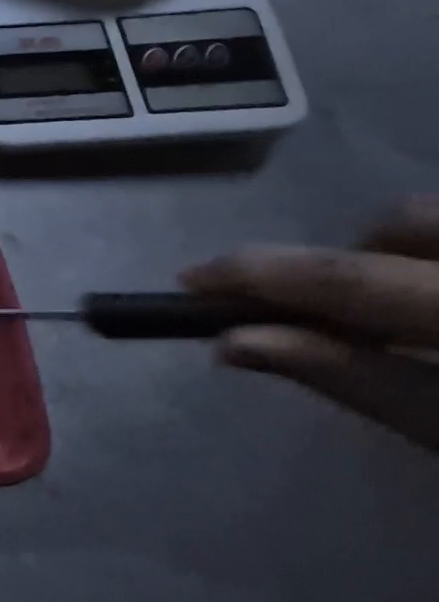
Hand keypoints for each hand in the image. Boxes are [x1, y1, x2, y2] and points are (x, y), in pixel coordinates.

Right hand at [182, 197, 438, 450]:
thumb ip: (361, 381)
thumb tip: (232, 342)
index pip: (348, 278)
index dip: (259, 273)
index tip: (187, 280)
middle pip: (405, 222)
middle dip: (352, 254)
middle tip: (324, 306)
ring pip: (434, 220)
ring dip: (395, 251)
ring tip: (387, 305)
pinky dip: (425, 258)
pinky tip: (422, 296)